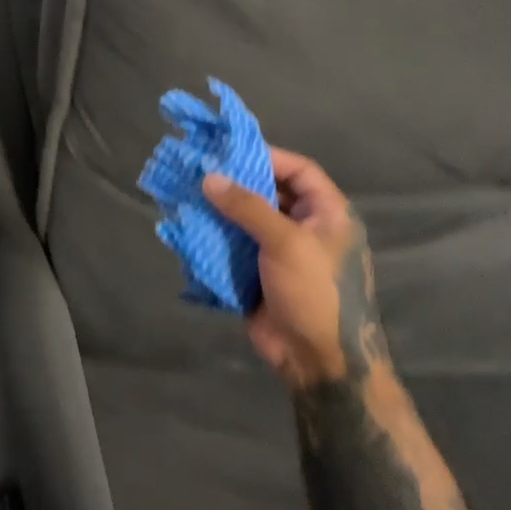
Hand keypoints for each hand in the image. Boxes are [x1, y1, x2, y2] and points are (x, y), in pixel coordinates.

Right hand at [201, 147, 387, 388]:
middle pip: (267, 192)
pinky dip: (210, 236)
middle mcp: (305, 227)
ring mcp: (279, 251)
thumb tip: (208, 177)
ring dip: (216, 209)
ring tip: (183, 196)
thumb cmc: (316, 293)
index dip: (267, 156)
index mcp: (327, 215)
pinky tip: (186, 227)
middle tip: (196, 170)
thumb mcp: (286, 243)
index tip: (227, 151)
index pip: (299, 170)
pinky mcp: (257, 272)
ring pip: (244, 218)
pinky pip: (231, 245)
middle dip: (232, 182)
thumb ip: (247, 207)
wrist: (317, 359)